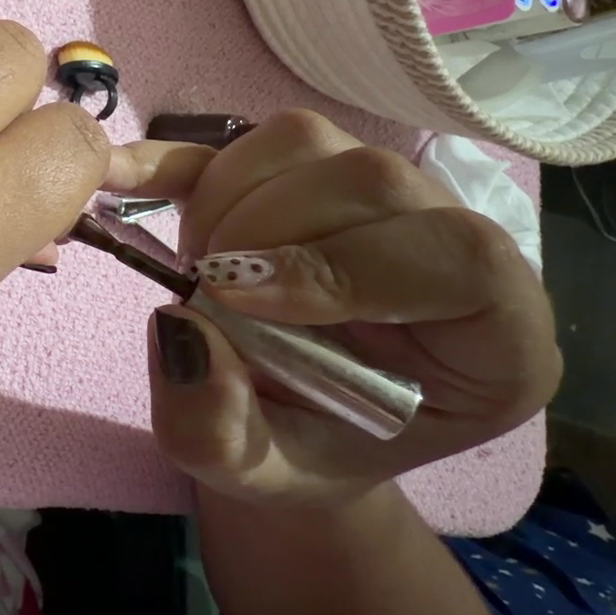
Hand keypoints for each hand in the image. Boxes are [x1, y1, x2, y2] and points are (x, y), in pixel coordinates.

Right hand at [118, 111, 559, 505]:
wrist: (287, 414)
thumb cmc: (299, 447)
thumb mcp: (255, 474)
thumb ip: (219, 429)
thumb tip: (182, 329)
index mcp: (490, 337)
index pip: (462, 257)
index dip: (342, 265)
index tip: (238, 301)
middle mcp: (449, 247)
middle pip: (370, 179)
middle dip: (262, 229)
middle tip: (207, 287)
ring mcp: (375, 196)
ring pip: (306, 141)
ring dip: (224, 196)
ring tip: (200, 260)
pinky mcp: (301, 172)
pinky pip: (241, 140)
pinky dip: (173, 158)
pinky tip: (125, 181)